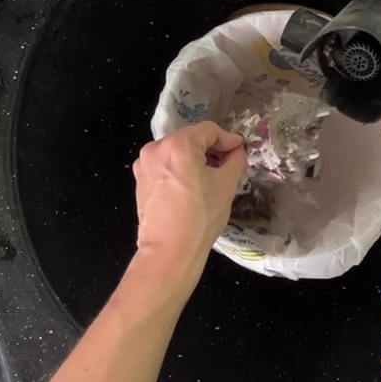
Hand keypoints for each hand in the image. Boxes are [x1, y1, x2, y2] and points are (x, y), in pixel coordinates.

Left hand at [132, 122, 247, 270]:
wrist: (170, 251)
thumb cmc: (200, 216)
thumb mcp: (226, 185)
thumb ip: (235, 161)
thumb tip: (237, 151)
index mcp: (178, 144)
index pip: (209, 130)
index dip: (228, 139)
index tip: (240, 150)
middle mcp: (156, 148)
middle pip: (190, 139)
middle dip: (210, 149)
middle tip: (228, 164)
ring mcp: (144, 164)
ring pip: (176, 152)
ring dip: (194, 159)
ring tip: (210, 177)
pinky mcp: (140, 180)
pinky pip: (164, 166)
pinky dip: (179, 170)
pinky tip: (191, 187)